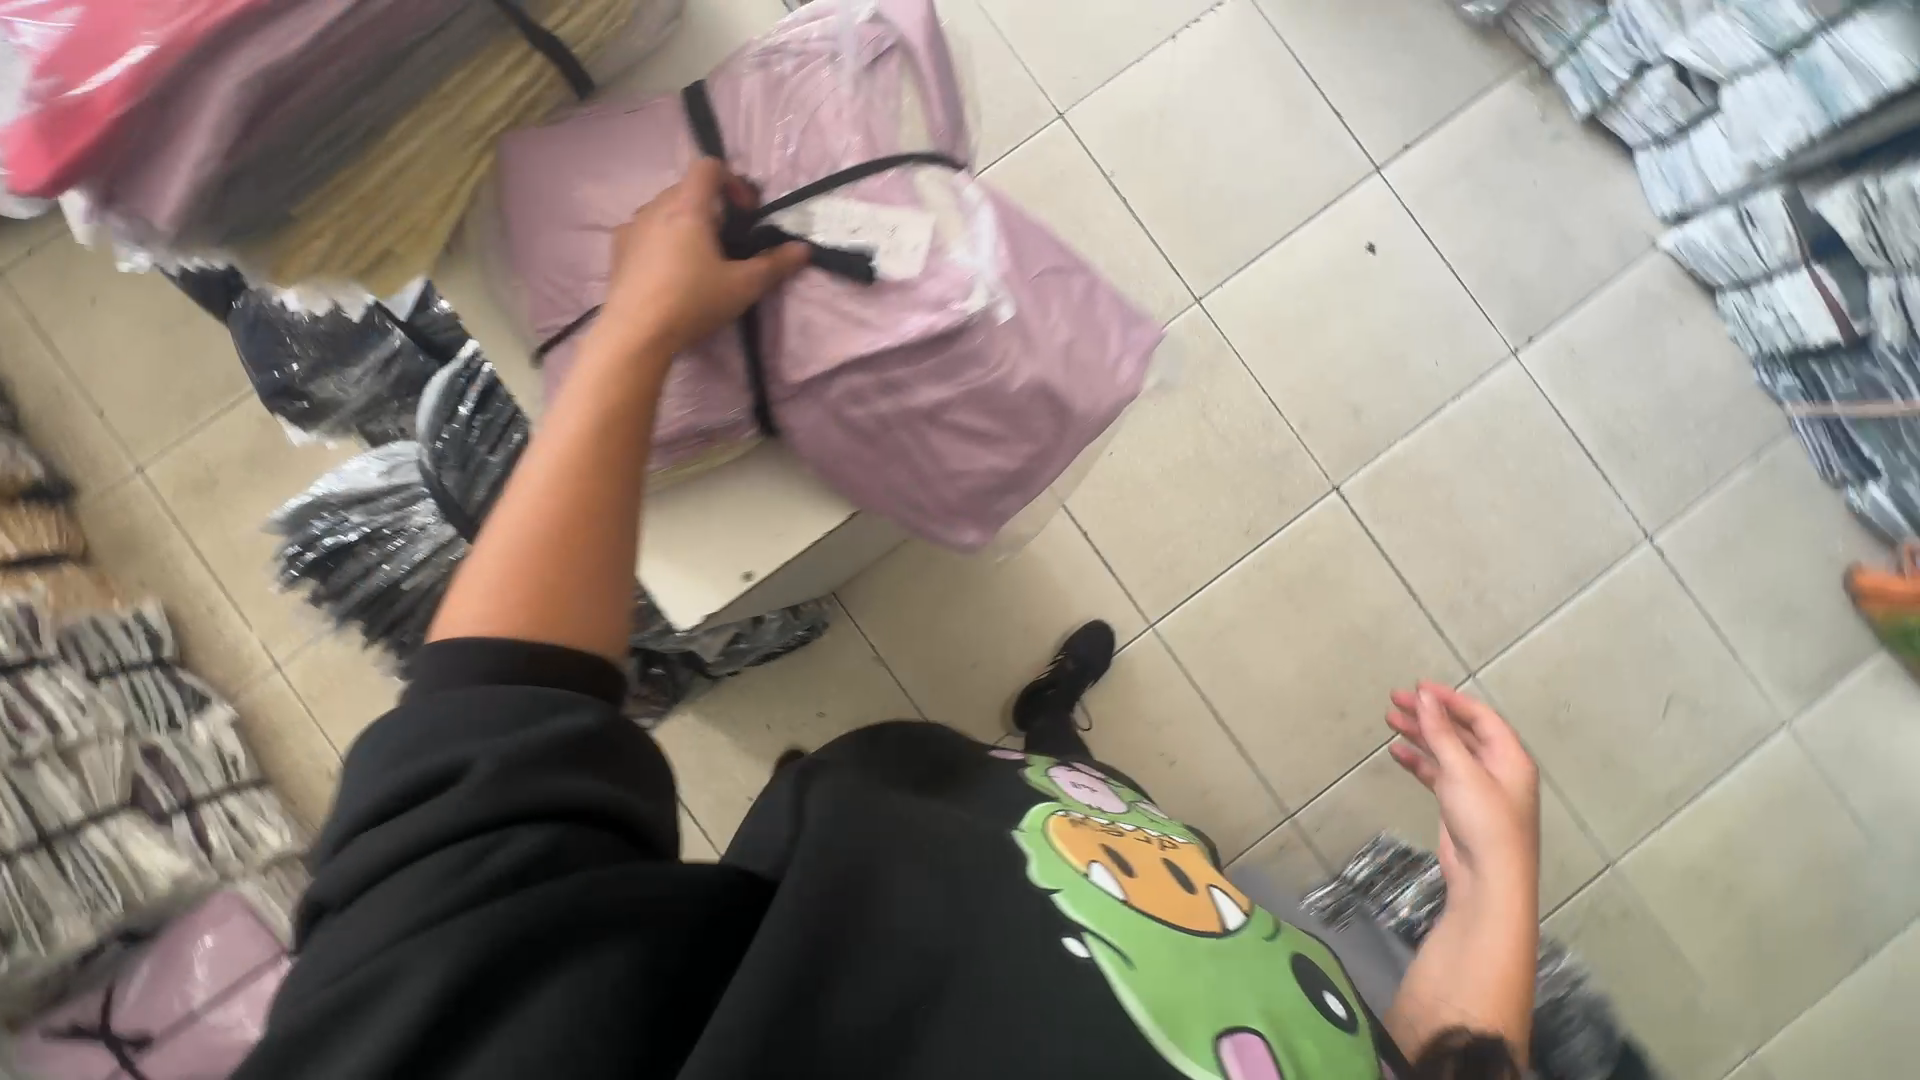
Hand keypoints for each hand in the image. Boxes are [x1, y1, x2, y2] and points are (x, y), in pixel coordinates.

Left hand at [588, 157, 810, 362]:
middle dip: (713, 207)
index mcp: (688, 207)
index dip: (734, 182)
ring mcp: (633, 226)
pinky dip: (664, 240)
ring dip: (687, 224)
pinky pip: (647, 231)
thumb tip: (803, 250)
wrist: (636, 332)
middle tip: (730, 242)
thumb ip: (774, 265)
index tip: (747, 214)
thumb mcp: (743, 287)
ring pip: (665, 210)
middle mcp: (656, 206)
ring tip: (700, 259)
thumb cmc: (693, 302)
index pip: (709, 167)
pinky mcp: (619, 248)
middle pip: (688, 189)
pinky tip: (671, 272)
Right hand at [1386, 682, 1539, 906]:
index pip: (1480, 716)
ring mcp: (1477, 787)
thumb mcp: (1461, 770)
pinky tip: (1398, 752)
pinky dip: (1419, 760)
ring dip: (1420, 734)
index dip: (1449, 699)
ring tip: (1391, 719)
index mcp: (1509, 757)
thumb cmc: (1486, 823)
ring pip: (1446, 750)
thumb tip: (1425, 697)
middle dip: (1429, 714)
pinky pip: (1437, 772)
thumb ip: (1440, 731)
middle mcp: (1496, 769)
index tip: (1419, 687)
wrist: (1488, 877)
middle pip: (1460, 731)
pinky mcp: (1459, 803)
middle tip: (1397, 700)